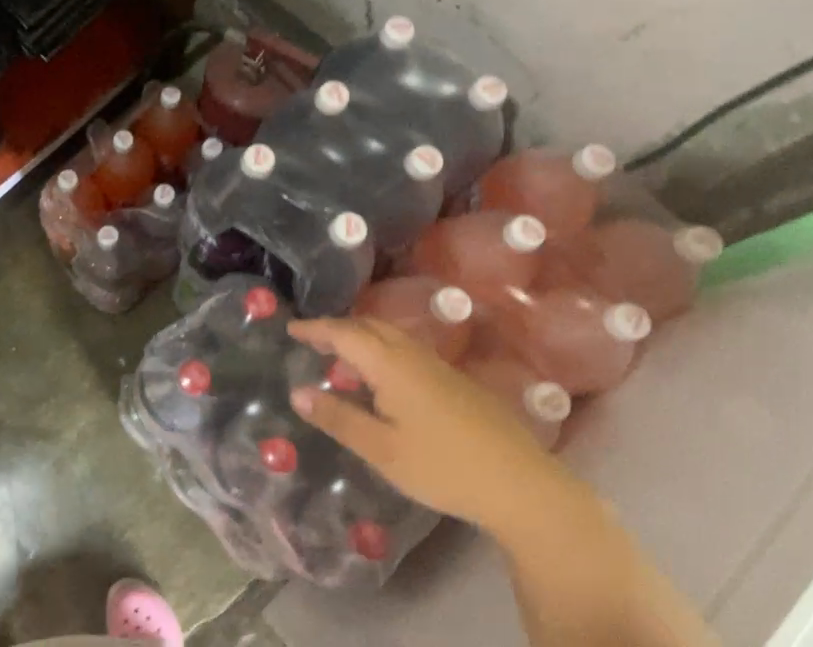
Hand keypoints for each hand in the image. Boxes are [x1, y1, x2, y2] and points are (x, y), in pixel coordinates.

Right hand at [288, 317, 573, 530]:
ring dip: (362, 341)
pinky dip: (383, 355)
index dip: (316, 328)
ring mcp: (440, 368)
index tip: (291, 328)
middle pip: (371, 327)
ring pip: (392, 338)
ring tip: (342, 364)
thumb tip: (298, 392)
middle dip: (338, 329)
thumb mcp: (382, 450)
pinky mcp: (458, 383)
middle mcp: (415, 356)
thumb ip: (338, 418)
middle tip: (312, 343)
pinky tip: (383, 385)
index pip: (345, 333)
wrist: (521, 485)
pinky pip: (409, 352)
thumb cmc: (443, 467)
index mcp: (392, 366)